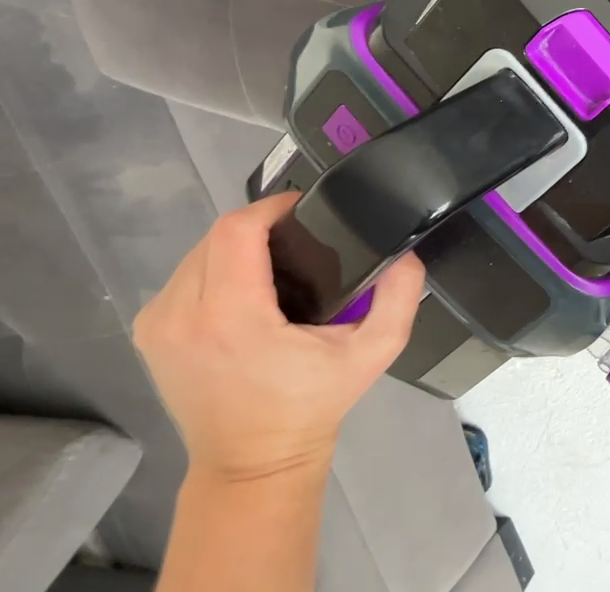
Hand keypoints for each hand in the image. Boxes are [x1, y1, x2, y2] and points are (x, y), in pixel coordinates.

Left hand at [133, 193, 425, 483]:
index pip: (235, 232)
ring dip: (237, 246)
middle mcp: (181, 316)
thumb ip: (400, 294)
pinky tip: (249, 285)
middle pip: (214, 237)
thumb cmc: (314, 401)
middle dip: (259, 226)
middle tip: (304, 235)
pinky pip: (183, 278)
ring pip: (195, 255)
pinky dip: (216, 268)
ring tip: (280, 260)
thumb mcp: (377, 347)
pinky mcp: (149, 334)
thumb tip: (405, 253)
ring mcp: (157, 326)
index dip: (272, 207)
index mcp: (232, 318)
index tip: (307, 207)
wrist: (254, 458)